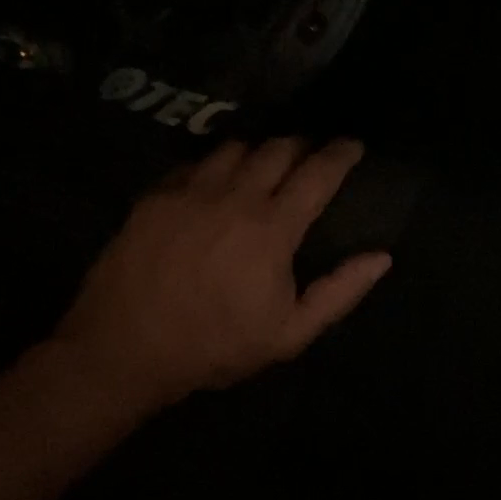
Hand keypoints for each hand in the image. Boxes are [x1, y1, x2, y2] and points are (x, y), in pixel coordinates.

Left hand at [53, 137, 391, 408]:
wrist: (118, 355)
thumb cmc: (213, 346)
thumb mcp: (288, 335)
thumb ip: (340, 292)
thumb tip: (382, 257)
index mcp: (273, 228)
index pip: (319, 172)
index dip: (342, 152)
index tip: (354, 144)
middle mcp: (235, 197)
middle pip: (280, 147)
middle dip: (303, 145)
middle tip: (311, 155)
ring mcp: (191, 192)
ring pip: (237, 146)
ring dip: (260, 151)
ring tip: (264, 164)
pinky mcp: (155, 197)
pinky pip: (195, 162)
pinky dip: (216, 164)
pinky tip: (217, 182)